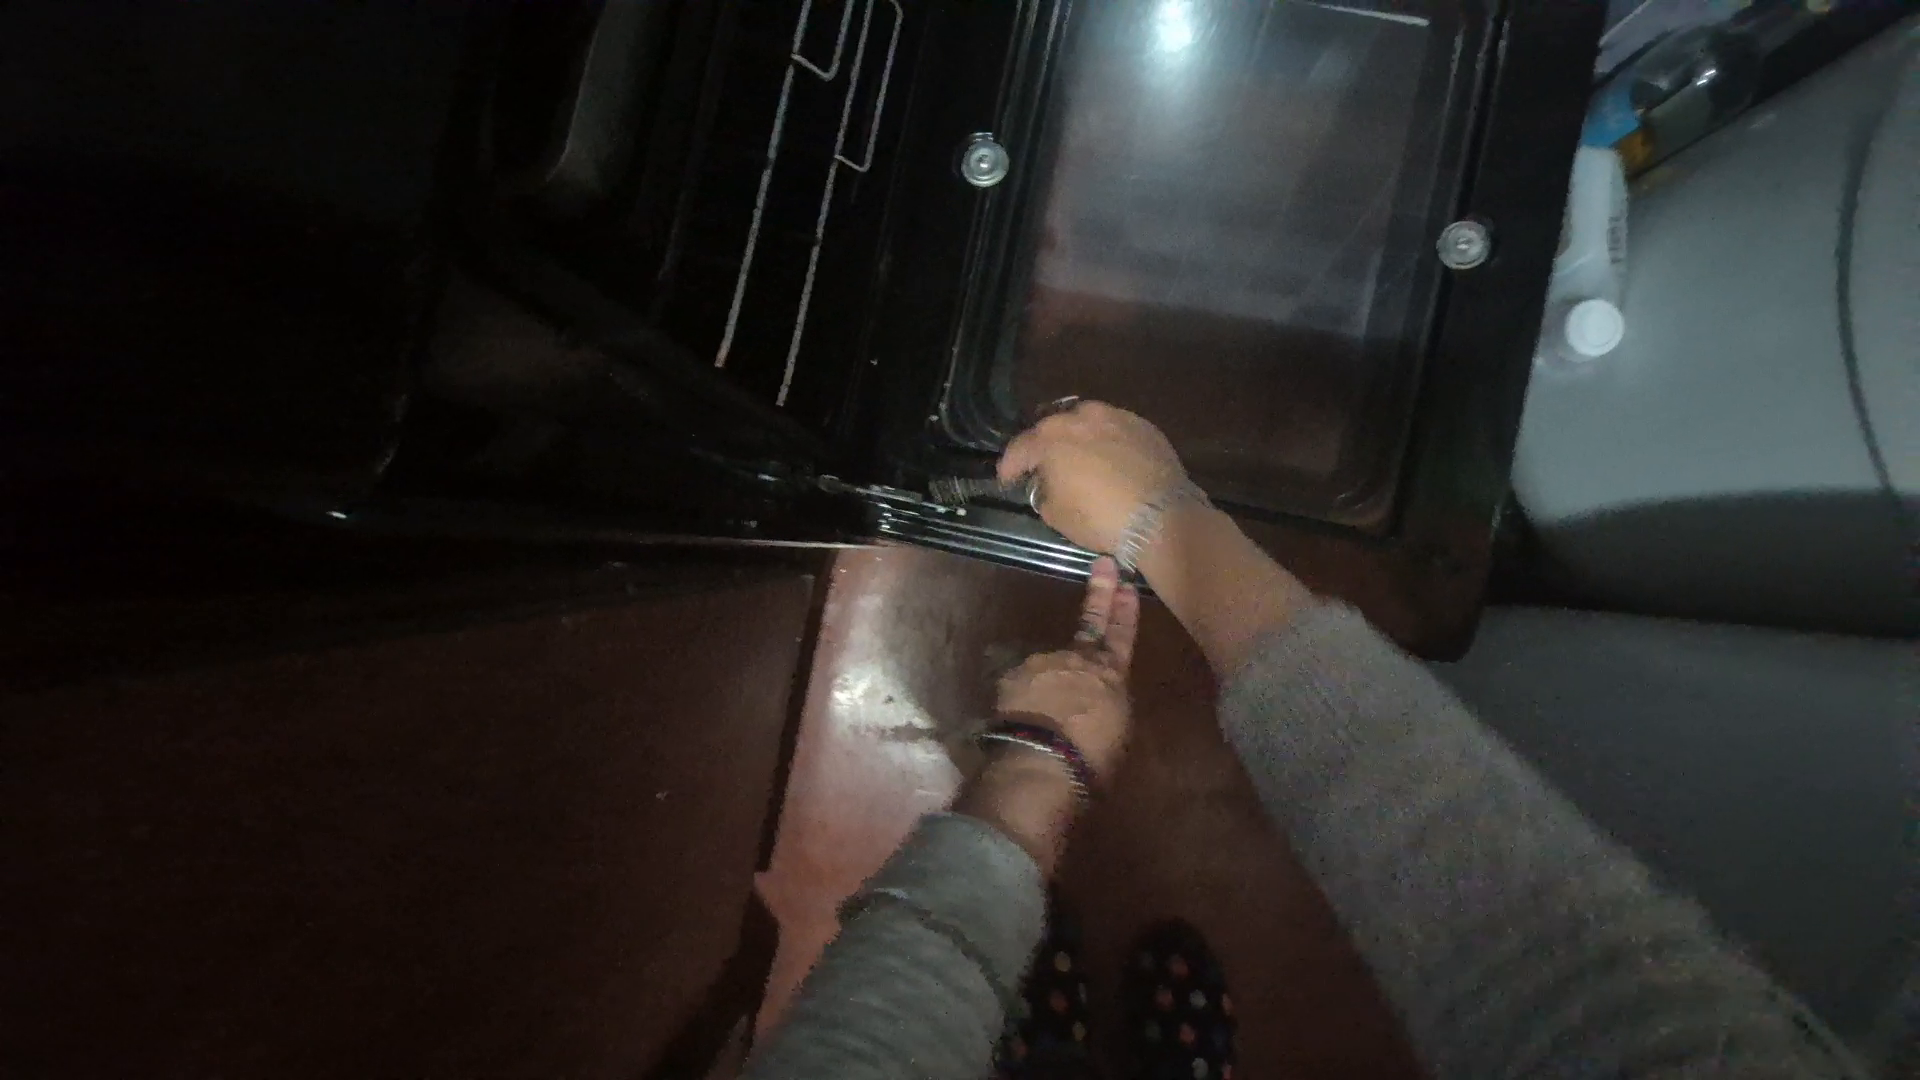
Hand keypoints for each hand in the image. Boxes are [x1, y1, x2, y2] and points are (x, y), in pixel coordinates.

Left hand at [994, 557, 1138, 779]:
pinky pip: (1023, 684)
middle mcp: (1075, 659)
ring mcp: (1041, 663)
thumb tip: (1097, 700)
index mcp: (1109, 674)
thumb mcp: (1116, 731)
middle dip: (1100, 594)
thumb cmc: (1093, 757)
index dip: (1124, 610)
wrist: (1043, 760)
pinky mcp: (1012, 676)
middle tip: (1103, 565)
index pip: (1121, 635)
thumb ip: (1107, 704)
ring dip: (1051, 681)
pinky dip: (1026, 697)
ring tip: (1049, 717)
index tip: (1126, 583)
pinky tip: (1026, 720)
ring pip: (1048, 666)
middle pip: (1089, 624)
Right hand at [997, 402, 1190, 553]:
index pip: (1019, 448)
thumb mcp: (1056, 515)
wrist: (1161, 516)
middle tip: (1043, 466)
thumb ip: (1044, 493)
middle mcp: (1080, 417)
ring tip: (1078, 458)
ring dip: (1076, 438)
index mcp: (1050, 438)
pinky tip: (1110, 459)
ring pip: (1085, 422)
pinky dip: (1106, 442)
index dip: (1009, 466)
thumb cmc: (1100, 517)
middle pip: (1052, 428)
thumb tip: (1050, 484)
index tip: (1007, 479)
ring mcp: (1115, 417)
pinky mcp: (1143, 425)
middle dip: (1043, 447)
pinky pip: (1114, 429)